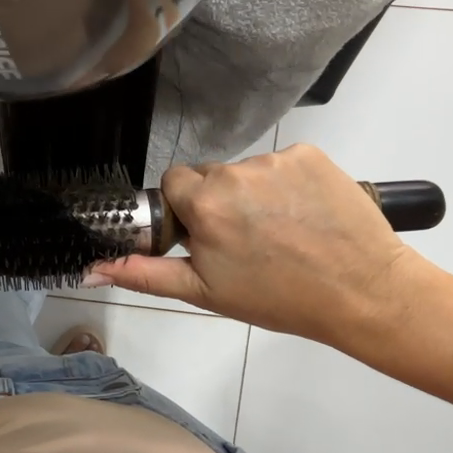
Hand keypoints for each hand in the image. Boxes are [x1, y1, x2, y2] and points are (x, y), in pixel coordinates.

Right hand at [90, 145, 436, 345]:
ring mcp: (276, 160)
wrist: (363, 293)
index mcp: (204, 203)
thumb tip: (89, 270)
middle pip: (209, 176)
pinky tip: (303, 214)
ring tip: (280, 230)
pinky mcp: (311, 154)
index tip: (205, 235)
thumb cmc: (278, 298)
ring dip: (252, 194)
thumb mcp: (203, 291)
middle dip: (217, 201)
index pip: (174, 183)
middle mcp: (235, 172)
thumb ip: (143, 273)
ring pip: (245, 171)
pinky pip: (280, 163)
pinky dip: (286, 184)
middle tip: (244, 239)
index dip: (185, 209)